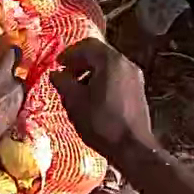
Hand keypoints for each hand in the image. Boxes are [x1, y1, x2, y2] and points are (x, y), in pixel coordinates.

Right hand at [50, 38, 159, 167]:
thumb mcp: (75, 102)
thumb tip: (56, 74)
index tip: (58, 64)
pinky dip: (103, 79)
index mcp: (111, 62)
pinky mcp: (138, 90)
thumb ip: (63, 83)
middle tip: (66, 75)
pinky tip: (93, 97)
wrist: (133, 148)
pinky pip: (117, 76)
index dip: (69, 53)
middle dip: (80, 61)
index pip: (87, 45)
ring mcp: (135, 77)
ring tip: (77, 88)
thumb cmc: (101, 123)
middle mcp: (126, 63)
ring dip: (91, 71)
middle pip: (100, 53)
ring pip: (109, 65)